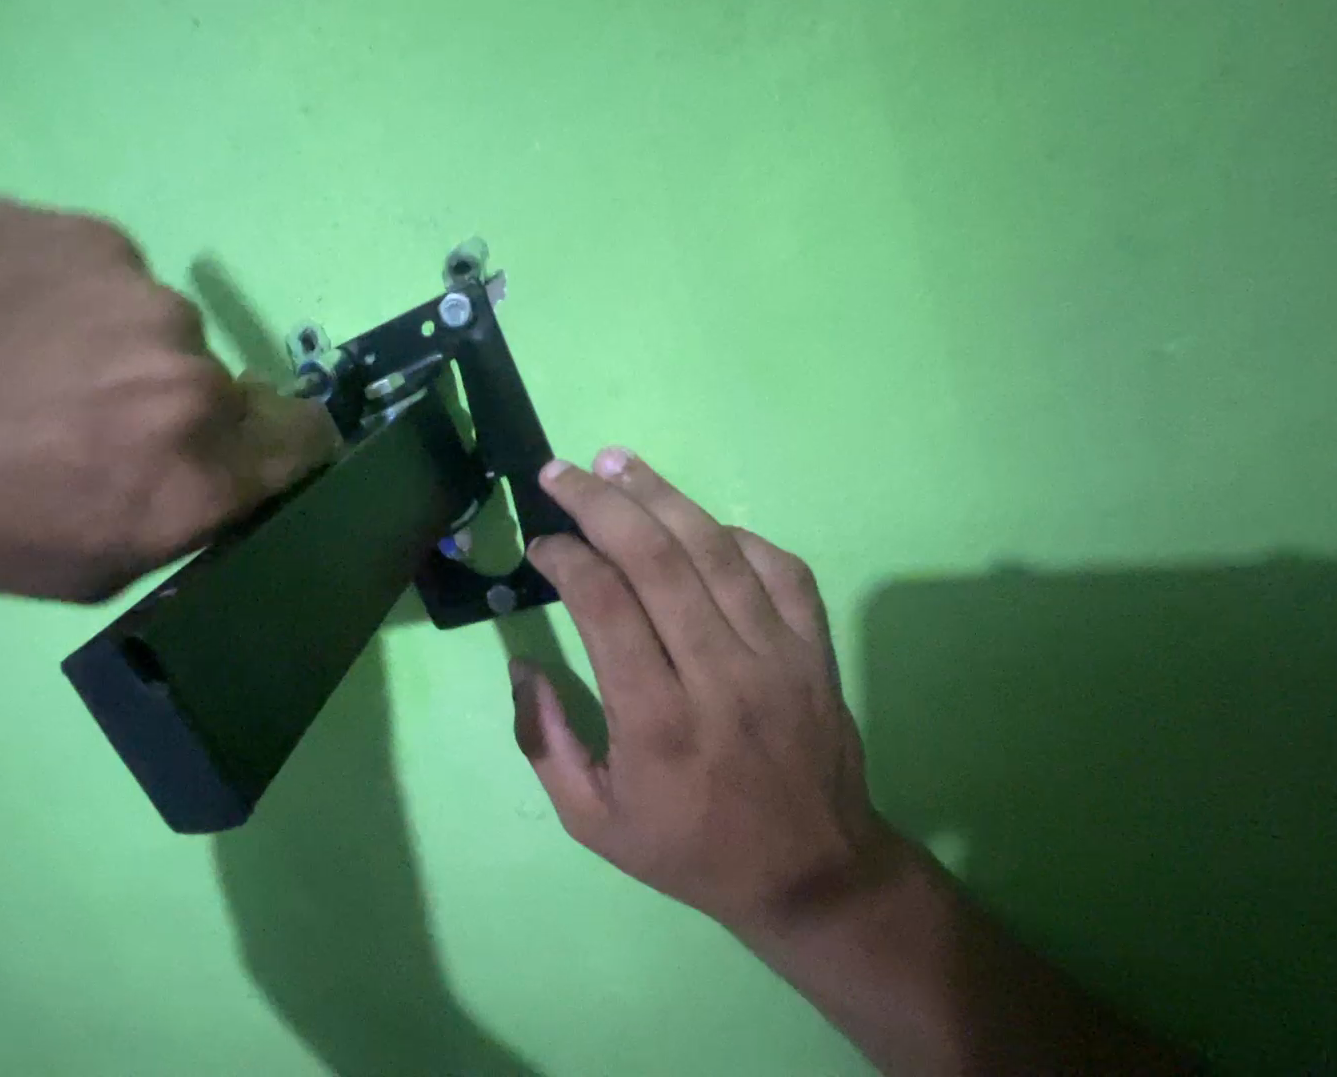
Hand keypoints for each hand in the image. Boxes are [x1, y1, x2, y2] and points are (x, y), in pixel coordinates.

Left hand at [0, 193, 337, 599]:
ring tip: (26, 363)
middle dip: (184, 411)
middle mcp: (189, 369)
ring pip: (162, 327)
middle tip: (94, 422)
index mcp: (198, 468)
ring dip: (123, 349)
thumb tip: (228, 481)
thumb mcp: (84, 568)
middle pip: (230, 387)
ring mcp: (134, 287)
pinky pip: (106, 275)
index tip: (250, 459)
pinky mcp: (77, 226)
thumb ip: (183, 522)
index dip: (283, 452)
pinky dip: (73, 298)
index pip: (309, 442)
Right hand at [512, 447, 895, 938]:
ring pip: (716, 551)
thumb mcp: (590, 820)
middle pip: (657, 561)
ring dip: (661, 496)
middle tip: (560, 472)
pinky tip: (697, 522)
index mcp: (657, 722)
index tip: (541, 546)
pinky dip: (734, 535)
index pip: (605, 607)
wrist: (813, 875)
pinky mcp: (816, 651)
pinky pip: (780, 568)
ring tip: (617, 462)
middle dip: (601, 504)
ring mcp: (778, 657)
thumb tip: (520, 665)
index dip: (566, 559)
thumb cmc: (689, 848)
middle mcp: (719, 676)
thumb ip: (543, 741)